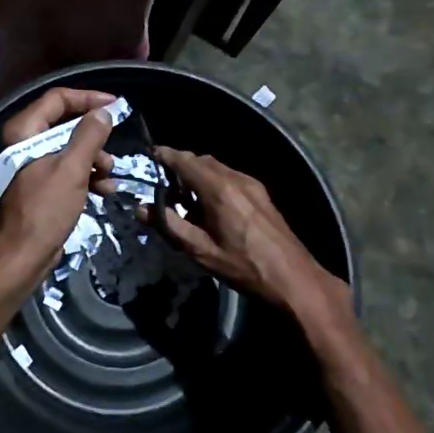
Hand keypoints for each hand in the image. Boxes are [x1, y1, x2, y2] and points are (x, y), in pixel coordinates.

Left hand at [0, 88, 115, 279]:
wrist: (23, 255)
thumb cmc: (46, 208)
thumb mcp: (72, 169)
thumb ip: (88, 136)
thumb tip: (103, 113)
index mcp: (24, 132)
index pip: (57, 99)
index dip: (88, 99)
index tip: (116, 105)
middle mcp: (24, 143)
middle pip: (64, 124)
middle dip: (94, 135)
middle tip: (114, 145)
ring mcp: (31, 165)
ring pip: (69, 149)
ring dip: (94, 158)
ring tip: (109, 174)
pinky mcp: (40, 186)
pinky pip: (67, 170)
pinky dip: (86, 175)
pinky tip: (104, 189)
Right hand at [153, 147, 348, 314]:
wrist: (292, 277)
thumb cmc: (243, 265)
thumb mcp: (200, 250)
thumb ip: (169, 226)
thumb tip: (141, 209)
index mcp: (218, 189)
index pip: (185, 161)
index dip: (166, 155)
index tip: (150, 155)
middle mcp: (236, 179)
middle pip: (202, 161)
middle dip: (180, 166)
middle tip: (163, 185)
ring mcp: (252, 185)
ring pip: (217, 168)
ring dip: (197, 175)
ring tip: (184, 198)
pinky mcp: (261, 194)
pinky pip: (230, 178)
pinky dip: (213, 182)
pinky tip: (209, 207)